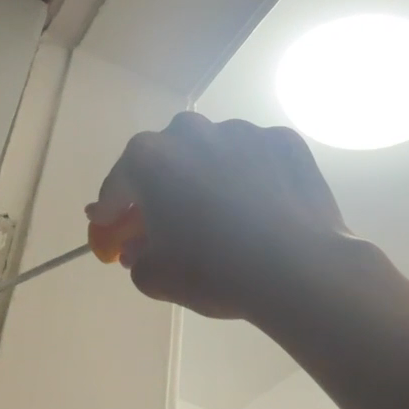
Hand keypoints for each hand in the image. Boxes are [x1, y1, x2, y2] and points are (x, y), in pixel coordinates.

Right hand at [87, 112, 357, 321]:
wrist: (298, 269)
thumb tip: (138, 248)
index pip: (118, 186)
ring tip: (225, 215)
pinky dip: (254, 176)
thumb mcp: (156, 276)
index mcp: (148, 157)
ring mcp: (241, 131)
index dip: (110, 211)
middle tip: (169, 220)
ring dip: (210, 176)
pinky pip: (257, 158)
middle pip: (165, 160)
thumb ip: (136, 257)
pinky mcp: (283, 140)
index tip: (109, 228)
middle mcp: (189, 131)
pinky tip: (263, 208)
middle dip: (161, 187)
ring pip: (213, 153)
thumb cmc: (214, 270)